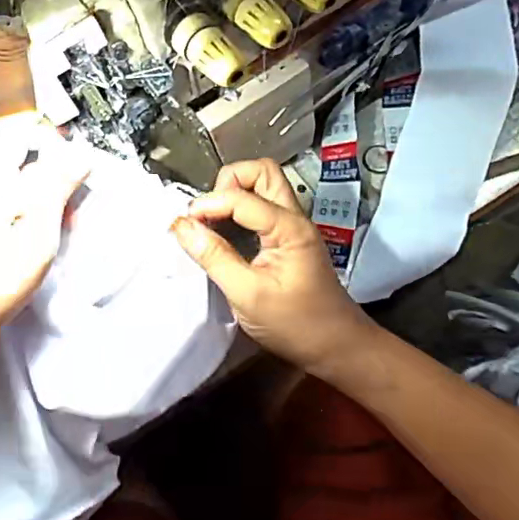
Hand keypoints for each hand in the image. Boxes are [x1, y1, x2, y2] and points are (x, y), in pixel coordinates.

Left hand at [0, 118, 90, 378]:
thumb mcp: (39, 227)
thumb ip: (58, 182)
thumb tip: (78, 153)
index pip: (22, 132)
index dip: (53, 142)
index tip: (73, 163)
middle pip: (12, 154)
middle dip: (45, 169)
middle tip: (67, 197)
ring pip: (4, 177)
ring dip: (32, 189)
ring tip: (52, 218)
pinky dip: (15, 205)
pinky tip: (28, 230)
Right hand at [170, 159, 380, 376]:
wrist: (337, 347)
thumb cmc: (296, 325)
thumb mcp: (247, 294)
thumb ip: (214, 257)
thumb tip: (182, 226)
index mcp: (289, 228)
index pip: (242, 197)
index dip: (209, 204)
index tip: (184, 224)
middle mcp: (294, 218)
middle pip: (262, 172)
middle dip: (229, 182)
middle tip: (207, 213)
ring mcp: (294, 227)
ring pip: (264, 186)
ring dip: (235, 193)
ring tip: (212, 221)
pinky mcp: (289, 239)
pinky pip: (263, 207)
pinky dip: (241, 209)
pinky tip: (224, 232)